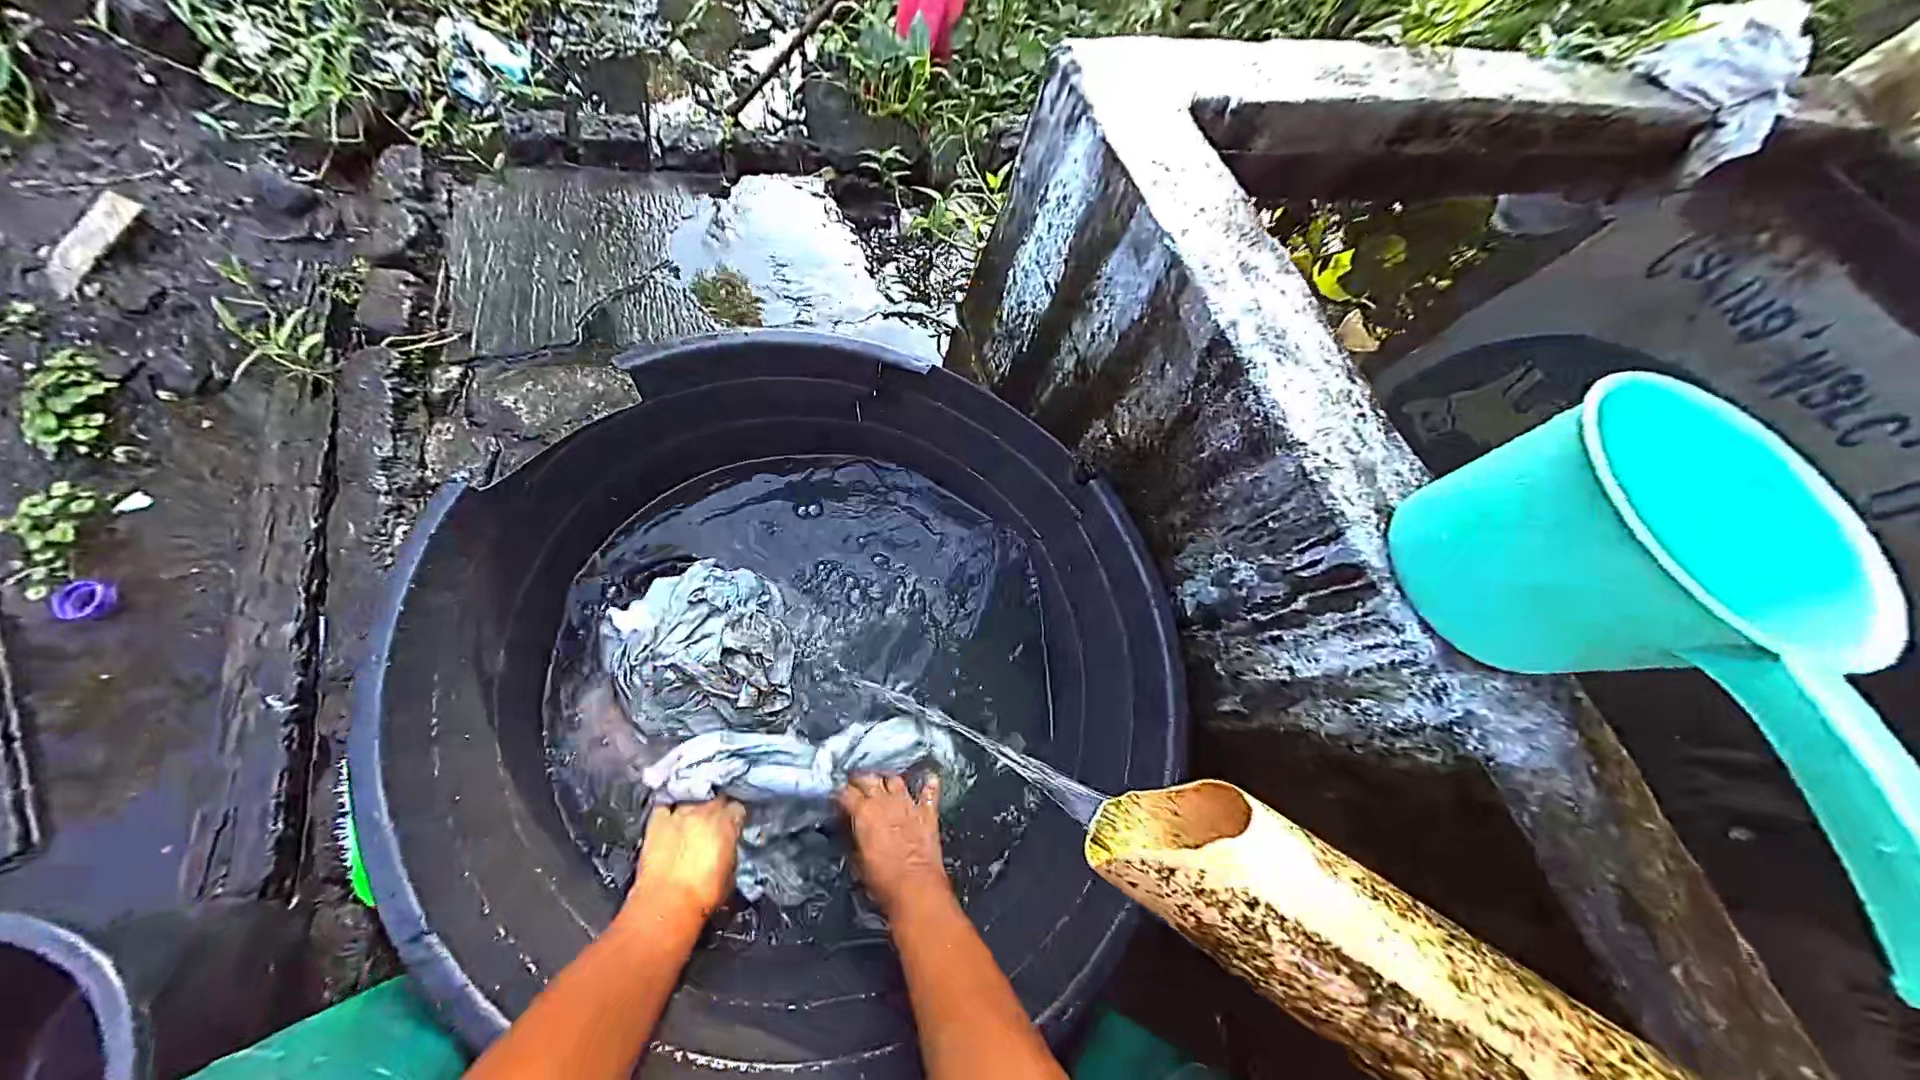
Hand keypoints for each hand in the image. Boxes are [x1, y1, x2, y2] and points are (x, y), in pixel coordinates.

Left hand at [623, 799, 745, 926]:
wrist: (667, 905)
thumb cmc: (703, 895)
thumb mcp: (731, 874)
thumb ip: (731, 852)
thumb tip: (727, 849)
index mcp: (727, 823)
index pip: (737, 809)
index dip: (735, 819)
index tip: (733, 828)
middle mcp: (705, 812)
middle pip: (716, 802)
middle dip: (716, 813)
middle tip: (713, 830)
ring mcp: (680, 814)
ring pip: (691, 803)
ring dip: (694, 813)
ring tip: (690, 828)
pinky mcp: (657, 822)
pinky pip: (665, 807)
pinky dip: (669, 813)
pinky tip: (670, 821)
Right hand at [837, 773, 950, 915]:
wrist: (916, 887)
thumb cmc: (883, 880)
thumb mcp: (857, 859)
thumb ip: (852, 836)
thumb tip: (849, 828)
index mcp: (864, 812)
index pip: (846, 792)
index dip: (839, 794)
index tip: (837, 797)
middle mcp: (886, 802)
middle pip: (869, 778)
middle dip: (859, 779)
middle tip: (855, 784)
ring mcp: (908, 804)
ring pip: (895, 779)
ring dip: (887, 780)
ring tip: (883, 783)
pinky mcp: (927, 812)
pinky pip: (929, 790)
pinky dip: (928, 784)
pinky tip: (928, 778)